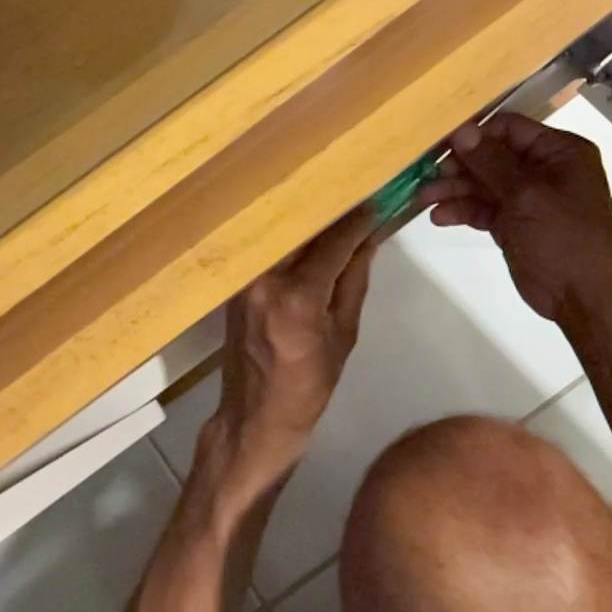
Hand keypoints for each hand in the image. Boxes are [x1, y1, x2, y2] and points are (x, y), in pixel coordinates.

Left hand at [201, 207, 379, 496]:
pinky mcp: (235, 284)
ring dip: (307, 220)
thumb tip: (367, 239)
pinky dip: (289, 238)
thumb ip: (353, 281)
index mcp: (297, 298)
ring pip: (281, 235)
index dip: (357, 221)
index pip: (332, 243)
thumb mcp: (344, 334)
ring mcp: (244, 280)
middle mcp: (265, 280)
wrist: (254, 416)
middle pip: (300, 229)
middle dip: (330, 210)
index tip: (376, 203)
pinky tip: (307, 233)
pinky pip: (267, 250)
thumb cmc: (308, 386)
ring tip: (334, 208)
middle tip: (355, 195)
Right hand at [420, 113, 611, 320]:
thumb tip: (462, 130)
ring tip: (424, 198)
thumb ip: (491, 161)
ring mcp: (528, 199)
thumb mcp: (527, 194)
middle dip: (460, 165)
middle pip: (493, 156)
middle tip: (428, 173)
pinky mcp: (514, 225)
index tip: (441, 143)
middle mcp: (545, 170)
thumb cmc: (564, 237)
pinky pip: (483, 209)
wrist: (584, 298)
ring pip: (484, 184)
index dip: (476, 134)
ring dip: (455, 189)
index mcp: (560, 152)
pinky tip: (439, 217)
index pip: (511, 128)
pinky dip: (463, 211)